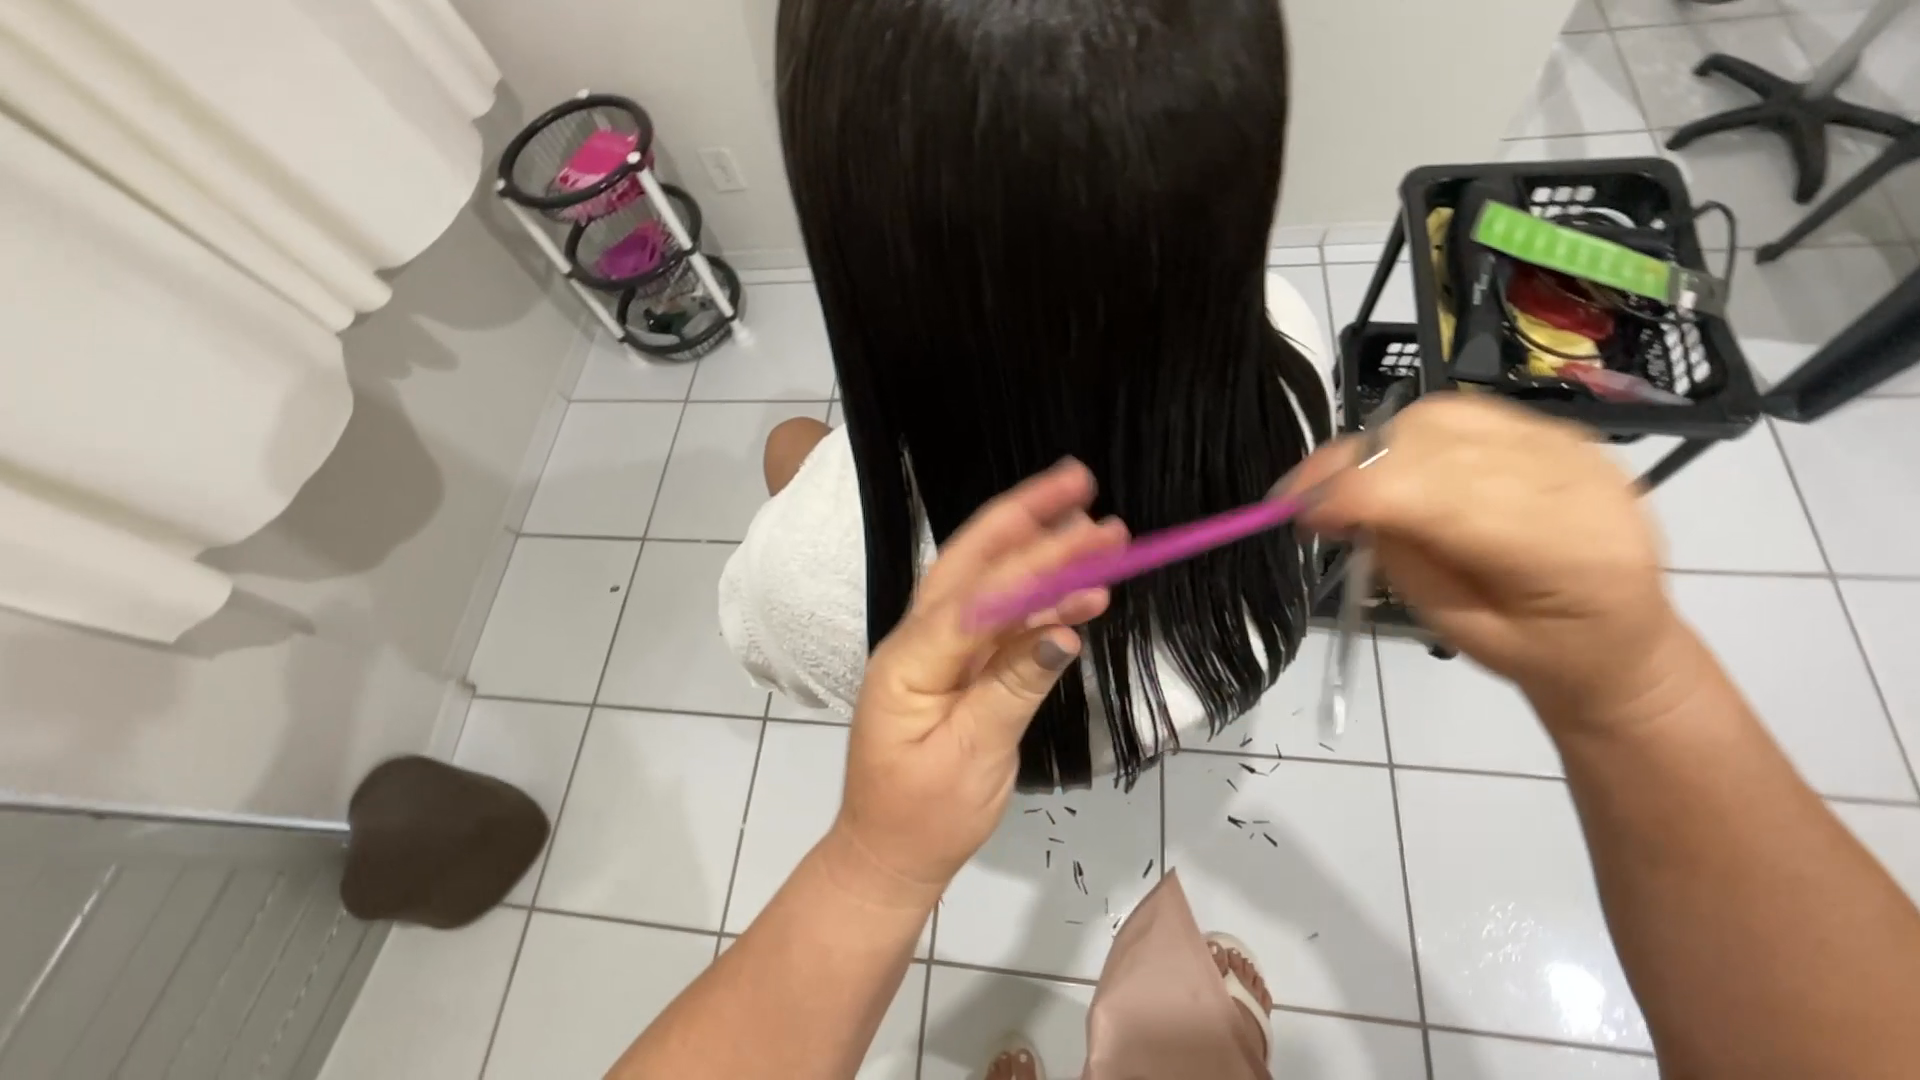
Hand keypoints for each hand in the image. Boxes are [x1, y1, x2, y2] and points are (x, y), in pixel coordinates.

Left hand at [826, 460, 1127, 906]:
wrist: (890, 854)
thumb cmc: (923, 817)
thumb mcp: (970, 759)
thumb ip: (1013, 689)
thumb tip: (1064, 632)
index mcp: (911, 659)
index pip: (979, 596)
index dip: (1036, 561)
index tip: (1089, 529)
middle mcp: (920, 641)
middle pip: (973, 564)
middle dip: (1025, 518)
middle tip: (1079, 481)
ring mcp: (940, 653)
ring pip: (989, 588)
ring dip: (1040, 556)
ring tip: (1094, 529)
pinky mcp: (961, 670)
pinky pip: (1001, 627)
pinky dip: (1041, 605)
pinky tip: (1082, 593)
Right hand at [1283, 394, 1687, 730]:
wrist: (1622, 636)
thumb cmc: (1540, 652)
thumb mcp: (1460, 629)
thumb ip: (1406, 561)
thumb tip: (1343, 506)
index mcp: (1560, 552)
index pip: (1438, 495)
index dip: (1355, 493)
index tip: (1297, 514)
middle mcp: (1571, 481)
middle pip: (1434, 444)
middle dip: (1350, 466)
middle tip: (1299, 500)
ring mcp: (1566, 447)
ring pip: (1440, 418)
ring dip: (1374, 448)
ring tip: (1338, 484)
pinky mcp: (1553, 432)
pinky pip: (1460, 414)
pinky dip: (1405, 437)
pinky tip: (1385, 467)